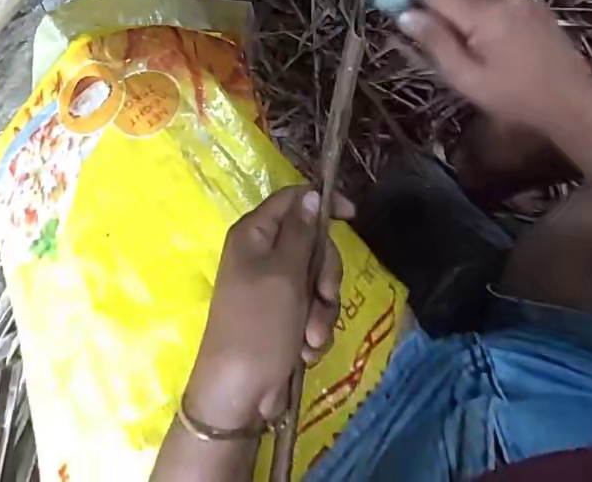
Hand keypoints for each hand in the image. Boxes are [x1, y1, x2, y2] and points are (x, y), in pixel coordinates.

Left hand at [184, 186, 350, 431]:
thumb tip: (311, 194)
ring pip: (316, 279)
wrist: (238, 396)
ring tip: (310, 336)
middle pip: (311, 241)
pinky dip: (314, 328)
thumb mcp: (285, 274)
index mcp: (255, 234)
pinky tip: (305, 349)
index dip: (322, 203)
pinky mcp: (282, 315)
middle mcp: (262, 253)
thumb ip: (302, 232)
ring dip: (322, 309)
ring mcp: (272, 286)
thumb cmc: (258, 326)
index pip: (293, 199)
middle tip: (324, 295)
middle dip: (324, 273)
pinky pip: (312, 308)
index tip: (353, 217)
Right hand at [397, 0, 591, 132]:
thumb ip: (434, 42)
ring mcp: (524, 0)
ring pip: (479, 2)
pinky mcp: (538, 7)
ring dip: (473, 23)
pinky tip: (508, 51)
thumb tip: (405, 15)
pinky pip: (501, 7)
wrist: (574, 104)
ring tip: (488, 57)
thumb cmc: (514, 97)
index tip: (426, 36)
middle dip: (451, 20)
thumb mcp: (465, 77)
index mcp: (484, 13)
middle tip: (461, 57)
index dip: (423, 10)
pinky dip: (495, 23)